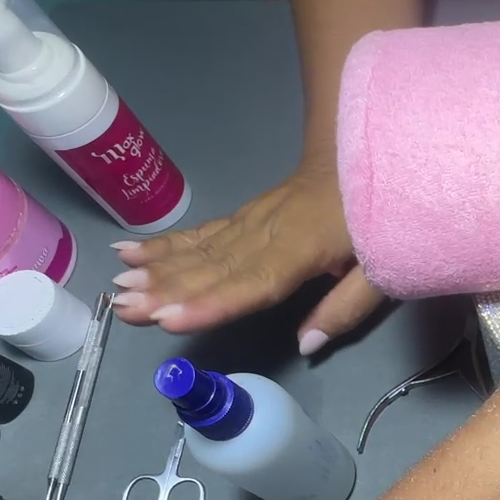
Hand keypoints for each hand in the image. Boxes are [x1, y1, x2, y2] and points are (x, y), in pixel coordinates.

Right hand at [110, 159, 383, 353]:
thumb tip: (305, 344)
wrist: (366, 154)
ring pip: (202, 248)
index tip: (170, 318)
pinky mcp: (247, 214)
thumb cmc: (378, 218)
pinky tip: (132, 251)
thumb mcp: (381, 269)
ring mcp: (253, 219)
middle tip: (124, 308)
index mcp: (302, 248)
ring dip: (158, 269)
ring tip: (119, 287)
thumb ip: (345, 308)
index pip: (252, 282)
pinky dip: (167, 243)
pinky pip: (203, 232)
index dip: (211, 303)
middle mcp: (268, 232)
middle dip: (167, 290)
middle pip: (215, 266)